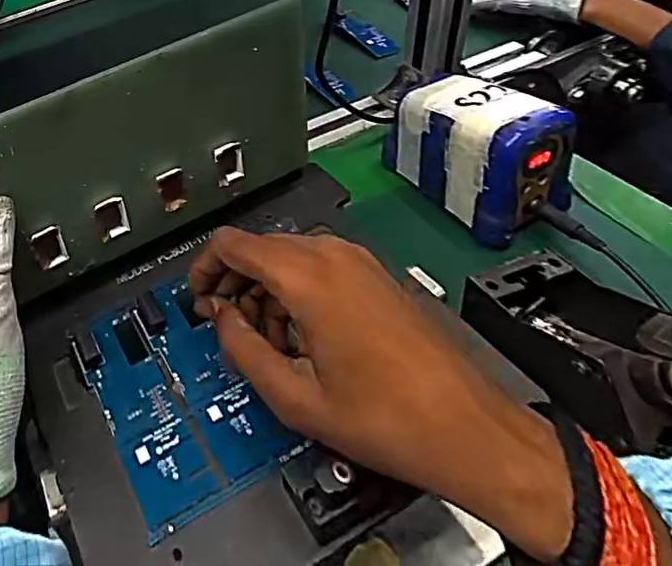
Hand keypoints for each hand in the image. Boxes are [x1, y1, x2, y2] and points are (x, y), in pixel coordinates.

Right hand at [190, 229, 572, 560]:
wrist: (471, 429)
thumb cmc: (390, 418)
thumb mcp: (296, 396)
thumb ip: (241, 349)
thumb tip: (220, 320)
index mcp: (307, 277)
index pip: (231, 243)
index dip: (204, 267)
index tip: (200, 297)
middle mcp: (332, 255)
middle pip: (257, 246)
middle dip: (235, 283)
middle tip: (232, 328)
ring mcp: (357, 261)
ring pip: (287, 255)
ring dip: (265, 289)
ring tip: (271, 342)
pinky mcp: (374, 273)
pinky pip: (317, 265)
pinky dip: (295, 289)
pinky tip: (305, 335)